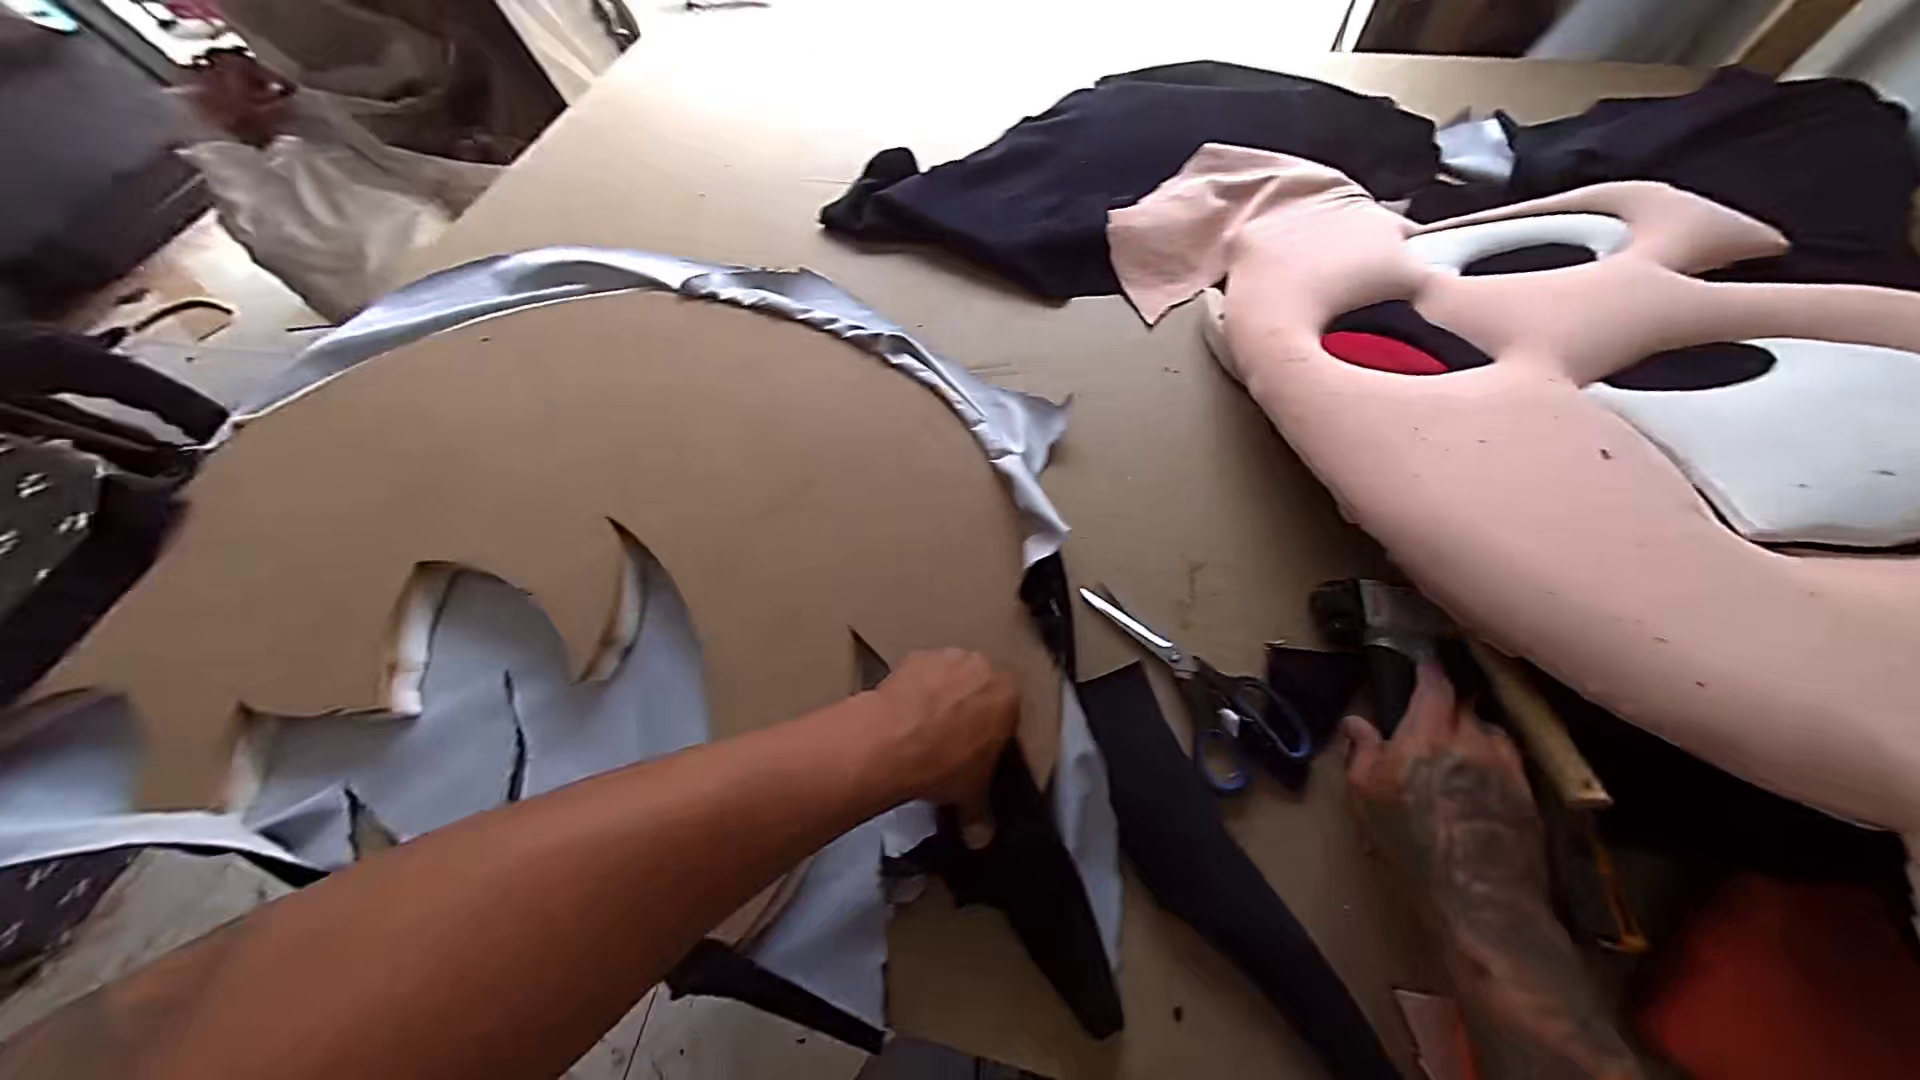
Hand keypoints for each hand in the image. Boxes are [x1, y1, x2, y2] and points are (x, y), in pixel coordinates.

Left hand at [873, 649, 1019, 844]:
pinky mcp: (914, 655)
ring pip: (950, 673)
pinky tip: (904, 711)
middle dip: (970, 704)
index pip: (1009, 709)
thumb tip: (980, 839)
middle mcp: (981, 666)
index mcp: (1008, 694)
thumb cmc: (944, 764)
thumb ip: (979, 812)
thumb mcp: (969, 792)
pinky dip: (915, 686)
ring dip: (942, 691)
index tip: (981, 744)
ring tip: (924, 723)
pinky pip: (921, 672)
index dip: (995, 727)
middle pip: (980, 684)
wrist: (892, 741)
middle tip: (953, 734)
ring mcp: (946, 656)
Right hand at [1342, 662, 1549, 909]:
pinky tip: (1479, 776)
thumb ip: (1361, 750)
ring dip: (1474, 729)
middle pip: (1467, 703)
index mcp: (1427, 734)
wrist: (1479, 896)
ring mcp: (1507, 767)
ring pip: (1491, 730)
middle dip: (1449, 700)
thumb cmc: (1409, 839)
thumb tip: (1355, 723)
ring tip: (1458, 744)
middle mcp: (1472, 741)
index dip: (1429, 668)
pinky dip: (1492, 757)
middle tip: (1432, 708)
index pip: (1435, 685)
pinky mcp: (1530, 794)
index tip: (1422, 659)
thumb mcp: (1364, 793)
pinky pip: (1509, 760)